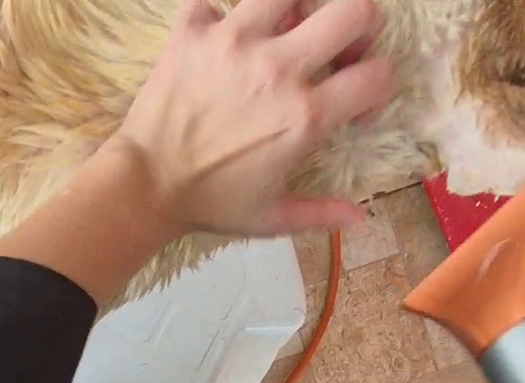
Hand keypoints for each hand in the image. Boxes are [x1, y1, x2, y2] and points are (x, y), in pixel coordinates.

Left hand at [110, 0, 397, 234]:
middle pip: (354, 9)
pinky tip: (224, 44)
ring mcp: (235, 40)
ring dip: (300, 7)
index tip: (360, 102)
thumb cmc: (210, 205)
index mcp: (304, 116)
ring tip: (288, 33)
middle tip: (343, 48)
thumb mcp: (271, 217)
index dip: (380, 87)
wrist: (145, 187)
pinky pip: (217, 1)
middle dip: (362, 26)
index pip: (376, 76)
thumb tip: (361, 218)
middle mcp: (278, 68)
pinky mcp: (195, 29)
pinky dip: (223, 18)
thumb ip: (321, 213)